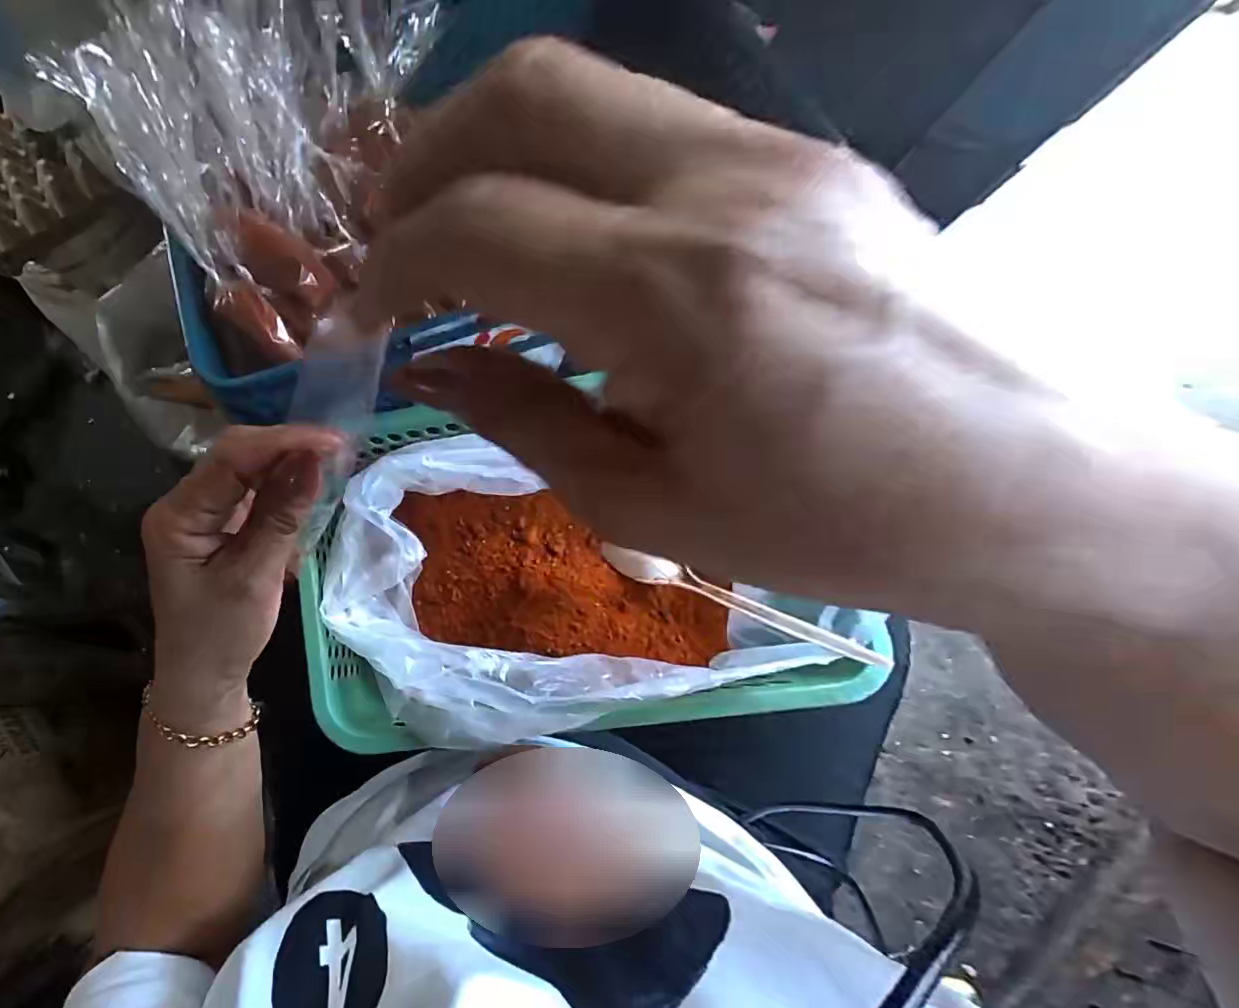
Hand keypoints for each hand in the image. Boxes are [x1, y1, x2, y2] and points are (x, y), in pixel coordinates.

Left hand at [143, 425, 342, 724]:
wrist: (202, 681)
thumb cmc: (221, 638)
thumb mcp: (254, 578)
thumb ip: (282, 516)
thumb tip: (314, 460)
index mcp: (176, 516)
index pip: (228, 459)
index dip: (281, 442)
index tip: (331, 441)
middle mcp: (181, 505)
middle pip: (234, 458)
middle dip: (286, 448)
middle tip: (338, 447)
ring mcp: (198, 515)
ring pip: (245, 472)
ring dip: (286, 466)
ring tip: (330, 461)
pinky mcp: (215, 527)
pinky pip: (249, 495)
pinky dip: (280, 491)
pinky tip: (308, 488)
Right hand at [355, 38, 1105, 628]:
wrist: (1042, 487)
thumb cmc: (828, 526)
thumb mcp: (639, 503)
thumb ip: (516, 416)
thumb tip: (424, 367)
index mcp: (673, 295)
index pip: (476, 225)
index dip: (387, 267)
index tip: (355, 319)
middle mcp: (720, 187)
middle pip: (522, 94)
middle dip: (419, 163)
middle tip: (383, 244)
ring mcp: (768, 154)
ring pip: (579, 90)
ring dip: (481, 154)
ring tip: (444, 242)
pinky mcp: (794, 158)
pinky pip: (635, 127)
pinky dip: (551, 170)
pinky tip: (539, 246)